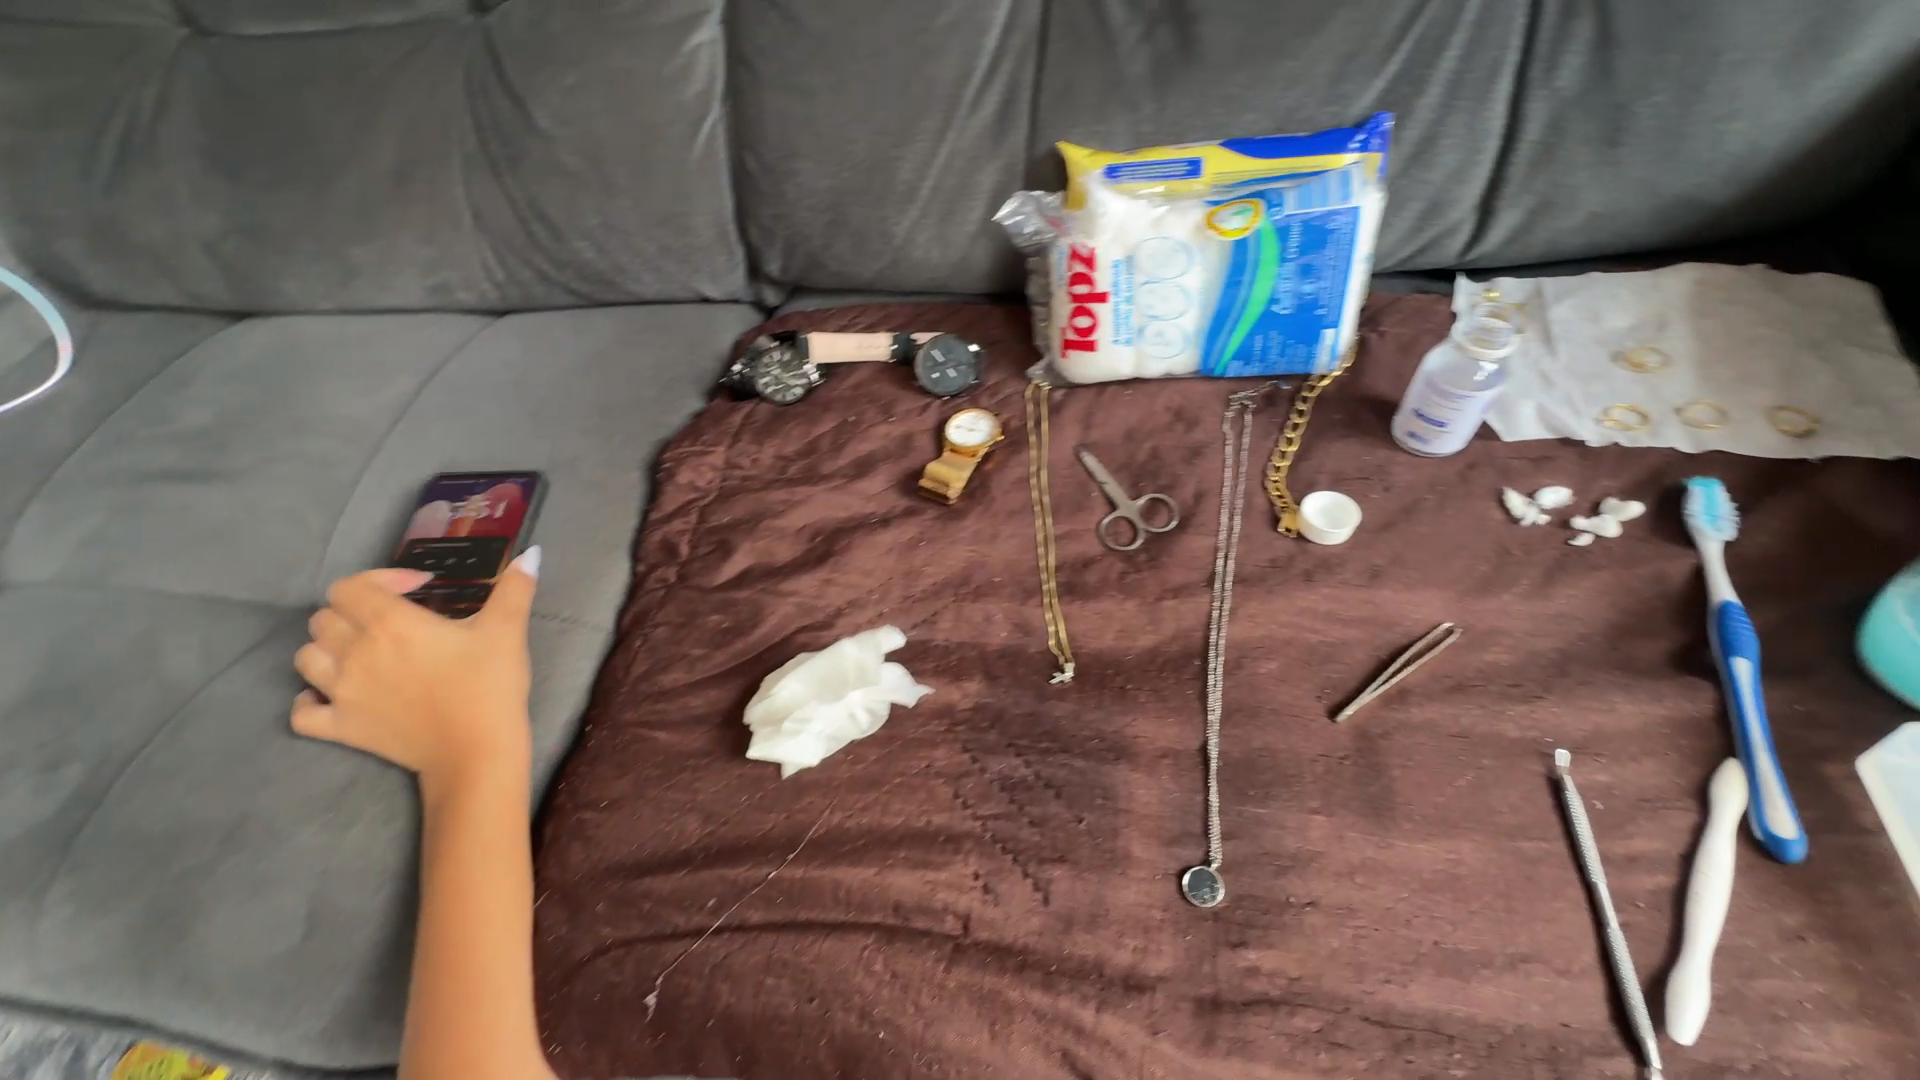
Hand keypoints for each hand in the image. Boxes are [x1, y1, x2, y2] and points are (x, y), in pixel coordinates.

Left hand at [293, 548, 540, 787]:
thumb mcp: (508, 630)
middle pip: (324, 618)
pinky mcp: (339, 727)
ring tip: (363, 653)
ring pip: (305, 657)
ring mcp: (339, 692)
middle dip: (355, 611)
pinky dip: (311, 699)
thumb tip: (532, 554)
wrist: (475, 749)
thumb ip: (516, 588)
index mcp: (390, 623)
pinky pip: (301, 710)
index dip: (380, 579)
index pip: (351, 586)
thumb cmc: (490, 685)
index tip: (419, 588)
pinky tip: (335, 695)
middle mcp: (354, 652)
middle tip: (393, 620)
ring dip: (328, 649)